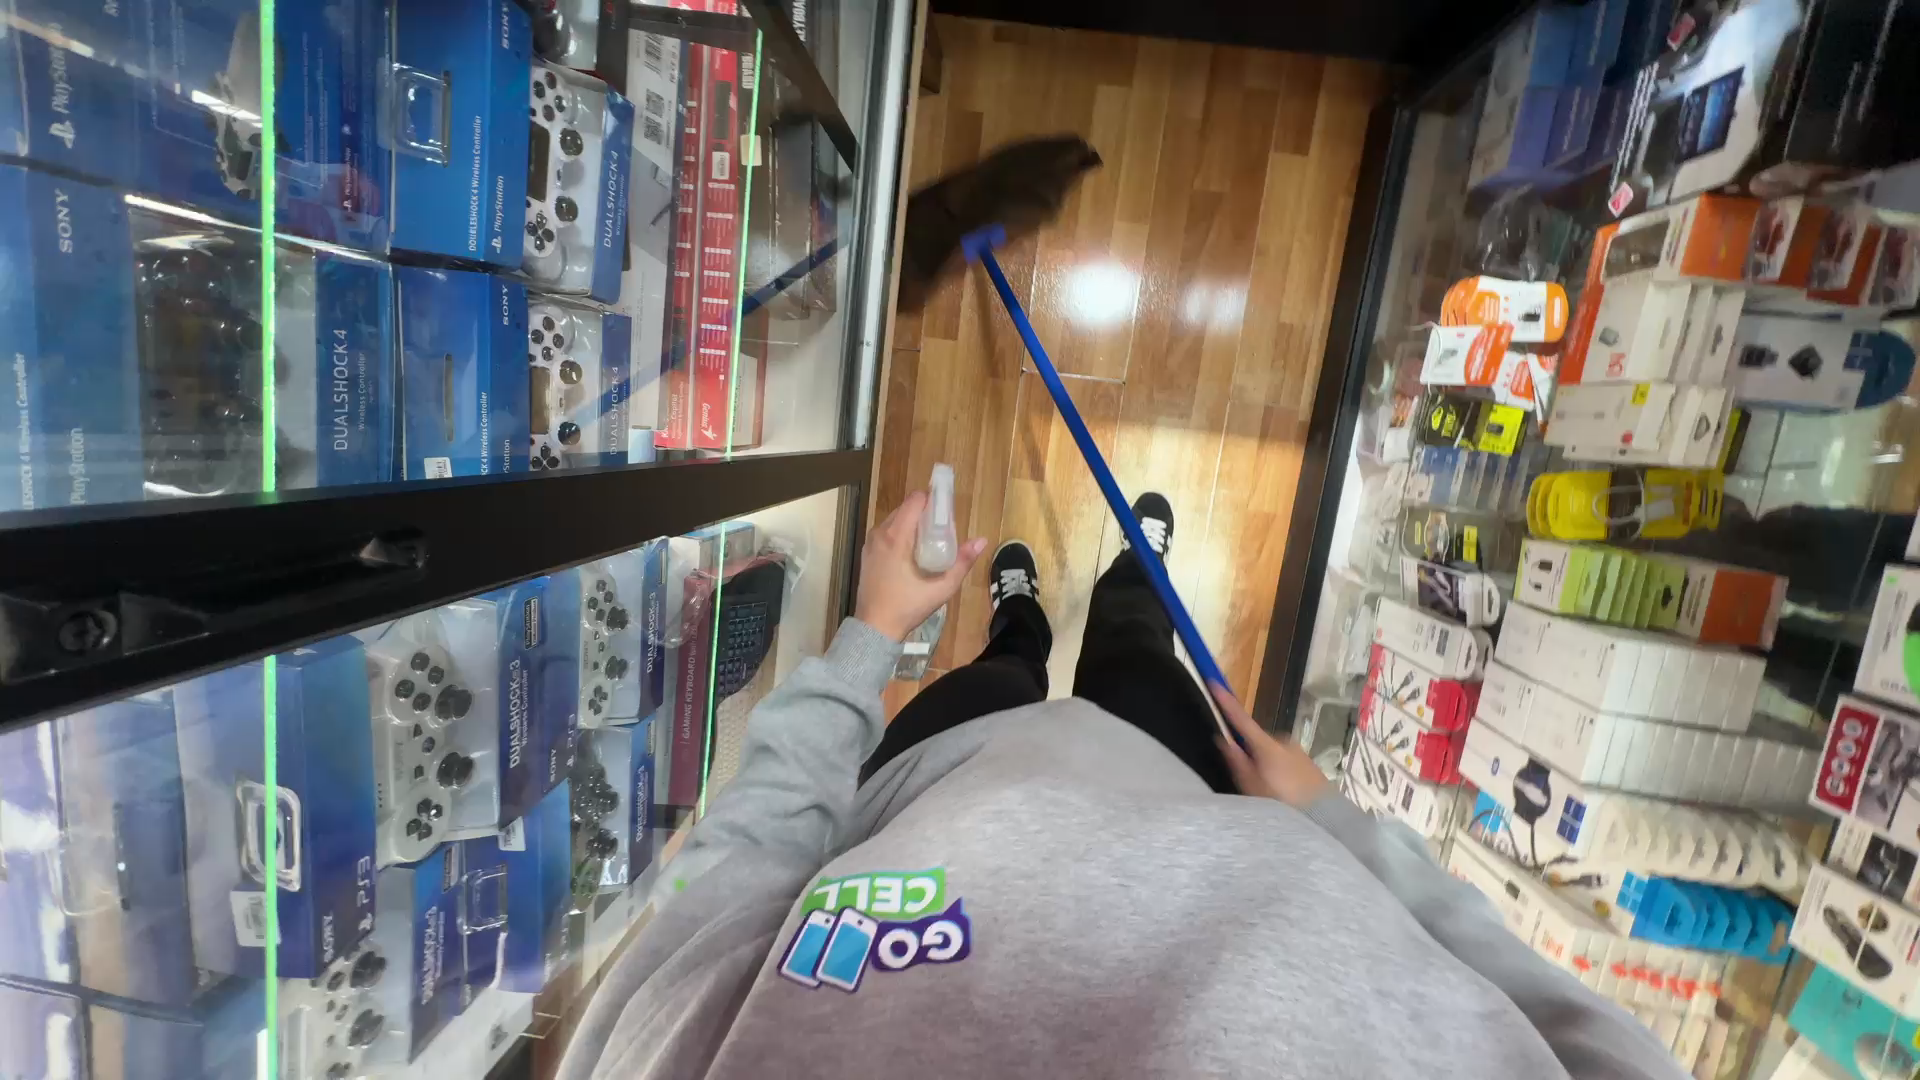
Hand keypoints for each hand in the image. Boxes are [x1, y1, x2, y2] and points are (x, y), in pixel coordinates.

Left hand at [854, 490, 988, 640]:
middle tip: (941, 531)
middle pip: (905, 508)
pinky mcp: (867, 553)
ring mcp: (870, 543)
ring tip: (929, 542)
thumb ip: (962, 562)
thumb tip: (982, 540)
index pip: (914, 500)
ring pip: (895, 520)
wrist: (875, 627)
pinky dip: (900, 535)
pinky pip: (886, 533)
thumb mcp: (941, 588)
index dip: (932, 501)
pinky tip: (912, 553)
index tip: (945, 513)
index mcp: (896, 536)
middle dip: (924, 514)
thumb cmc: (908, 606)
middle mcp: (880, 533)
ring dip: (912, 524)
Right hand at [1211, 683, 1331, 806]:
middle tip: (1248, 779)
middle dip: (1250, 752)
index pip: (1241, 719)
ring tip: (1270, 792)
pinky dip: (1281, 771)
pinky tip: (1285, 792)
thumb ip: (1236, 762)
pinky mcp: (1310, 764)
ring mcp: (1299, 752)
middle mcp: (1284, 742)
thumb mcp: (1251, 787)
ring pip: (1273, 752)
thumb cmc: (1283, 804)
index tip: (1214, 683)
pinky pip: (1287, 762)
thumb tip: (1223, 739)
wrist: (1327, 821)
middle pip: (1257, 740)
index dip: (1226, 701)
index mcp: (1267, 746)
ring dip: (1267, 764)